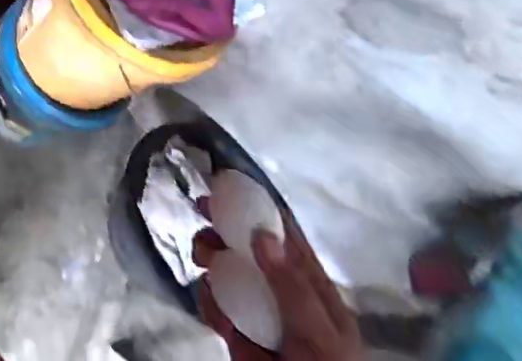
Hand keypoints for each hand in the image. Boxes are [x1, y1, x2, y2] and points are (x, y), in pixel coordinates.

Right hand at [196, 214, 362, 360]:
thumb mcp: (320, 337)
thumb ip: (292, 287)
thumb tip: (261, 234)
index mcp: (313, 289)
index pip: (287, 236)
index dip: (260, 207)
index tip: (229, 184)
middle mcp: (283, 293)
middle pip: (249, 246)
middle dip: (224, 226)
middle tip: (201, 210)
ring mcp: (259, 312)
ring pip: (226, 269)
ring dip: (211, 256)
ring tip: (202, 259)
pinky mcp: (237, 333)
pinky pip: (215, 304)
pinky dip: (209, 302)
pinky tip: (217, 315)